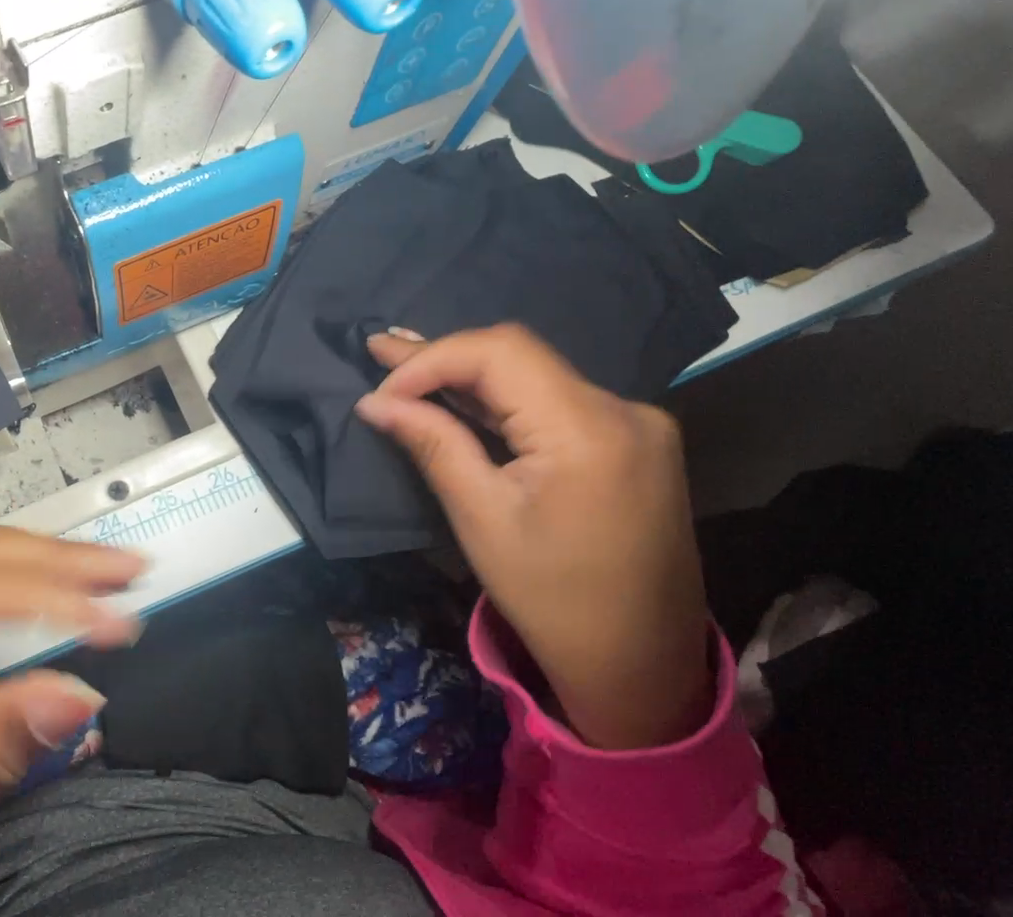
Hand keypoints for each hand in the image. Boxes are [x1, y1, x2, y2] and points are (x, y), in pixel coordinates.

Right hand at [355, 325, 712, 749]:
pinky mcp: (634, 442)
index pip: (501, 352)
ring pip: (537, 376)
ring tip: (405, 366)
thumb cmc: (551, 599)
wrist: (639, 662)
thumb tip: (373, 402)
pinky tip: (463, 397)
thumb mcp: (481, 519)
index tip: (382, 392)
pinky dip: (505, 400)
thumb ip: (433, 444)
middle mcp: (624, 409)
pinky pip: (558, 401)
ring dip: (471, 377)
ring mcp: (637, 424)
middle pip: (520, 357)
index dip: (432, 358)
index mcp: (589, 429)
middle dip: (444, 358)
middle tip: (378, 350)